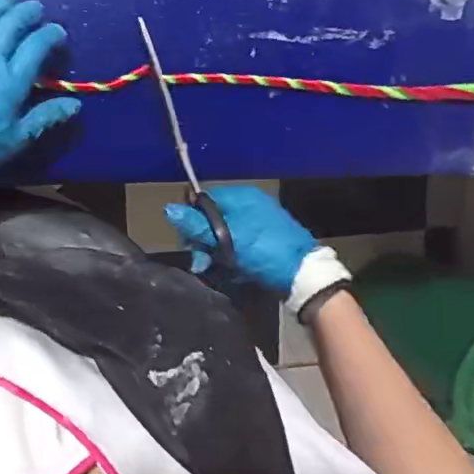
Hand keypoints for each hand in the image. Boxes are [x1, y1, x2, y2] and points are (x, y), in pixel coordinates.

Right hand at [165, 185, 319, 292]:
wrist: (304, 276)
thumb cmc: (264, 251)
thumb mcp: (227, 239)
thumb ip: (197, 225)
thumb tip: (168, 209)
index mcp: (241, 197)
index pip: (204, 201)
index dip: (192, 222)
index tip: (190, 243)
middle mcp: (250, 205)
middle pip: (212, 220)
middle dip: (203, 242)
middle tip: (203, 263)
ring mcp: (259, 224)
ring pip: (224, 236)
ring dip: (215, 254)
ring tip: (216, 271)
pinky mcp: (265, 242)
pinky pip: (238, 247)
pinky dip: (231, 259)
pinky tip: (232, 272)